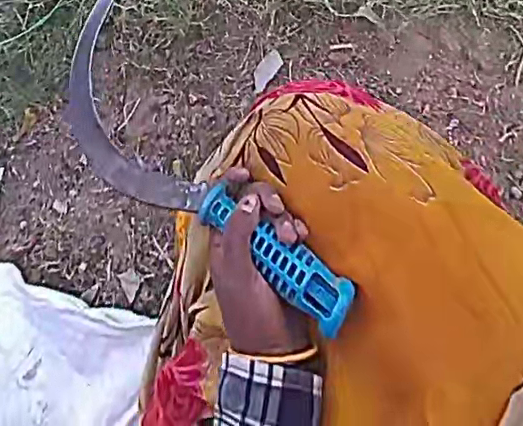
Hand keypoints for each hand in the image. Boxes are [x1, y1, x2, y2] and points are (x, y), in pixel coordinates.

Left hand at [209, 166, 311, 355]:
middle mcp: (244, 238)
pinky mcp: (287, 256)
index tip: (244, 173)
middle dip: (266, 200)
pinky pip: (292, 231)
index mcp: (223, 239)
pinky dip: (297, 231)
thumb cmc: (248, 315)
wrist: (278, 348)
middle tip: (275, 211)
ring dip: (284, 220)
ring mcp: (266, 246)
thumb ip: (238, 233)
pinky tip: (300, 240)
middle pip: (253, 200)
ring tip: (289, 238)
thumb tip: (248, 200)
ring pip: (275, 215)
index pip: (222, 200)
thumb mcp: (236, 273)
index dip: (230, 182)